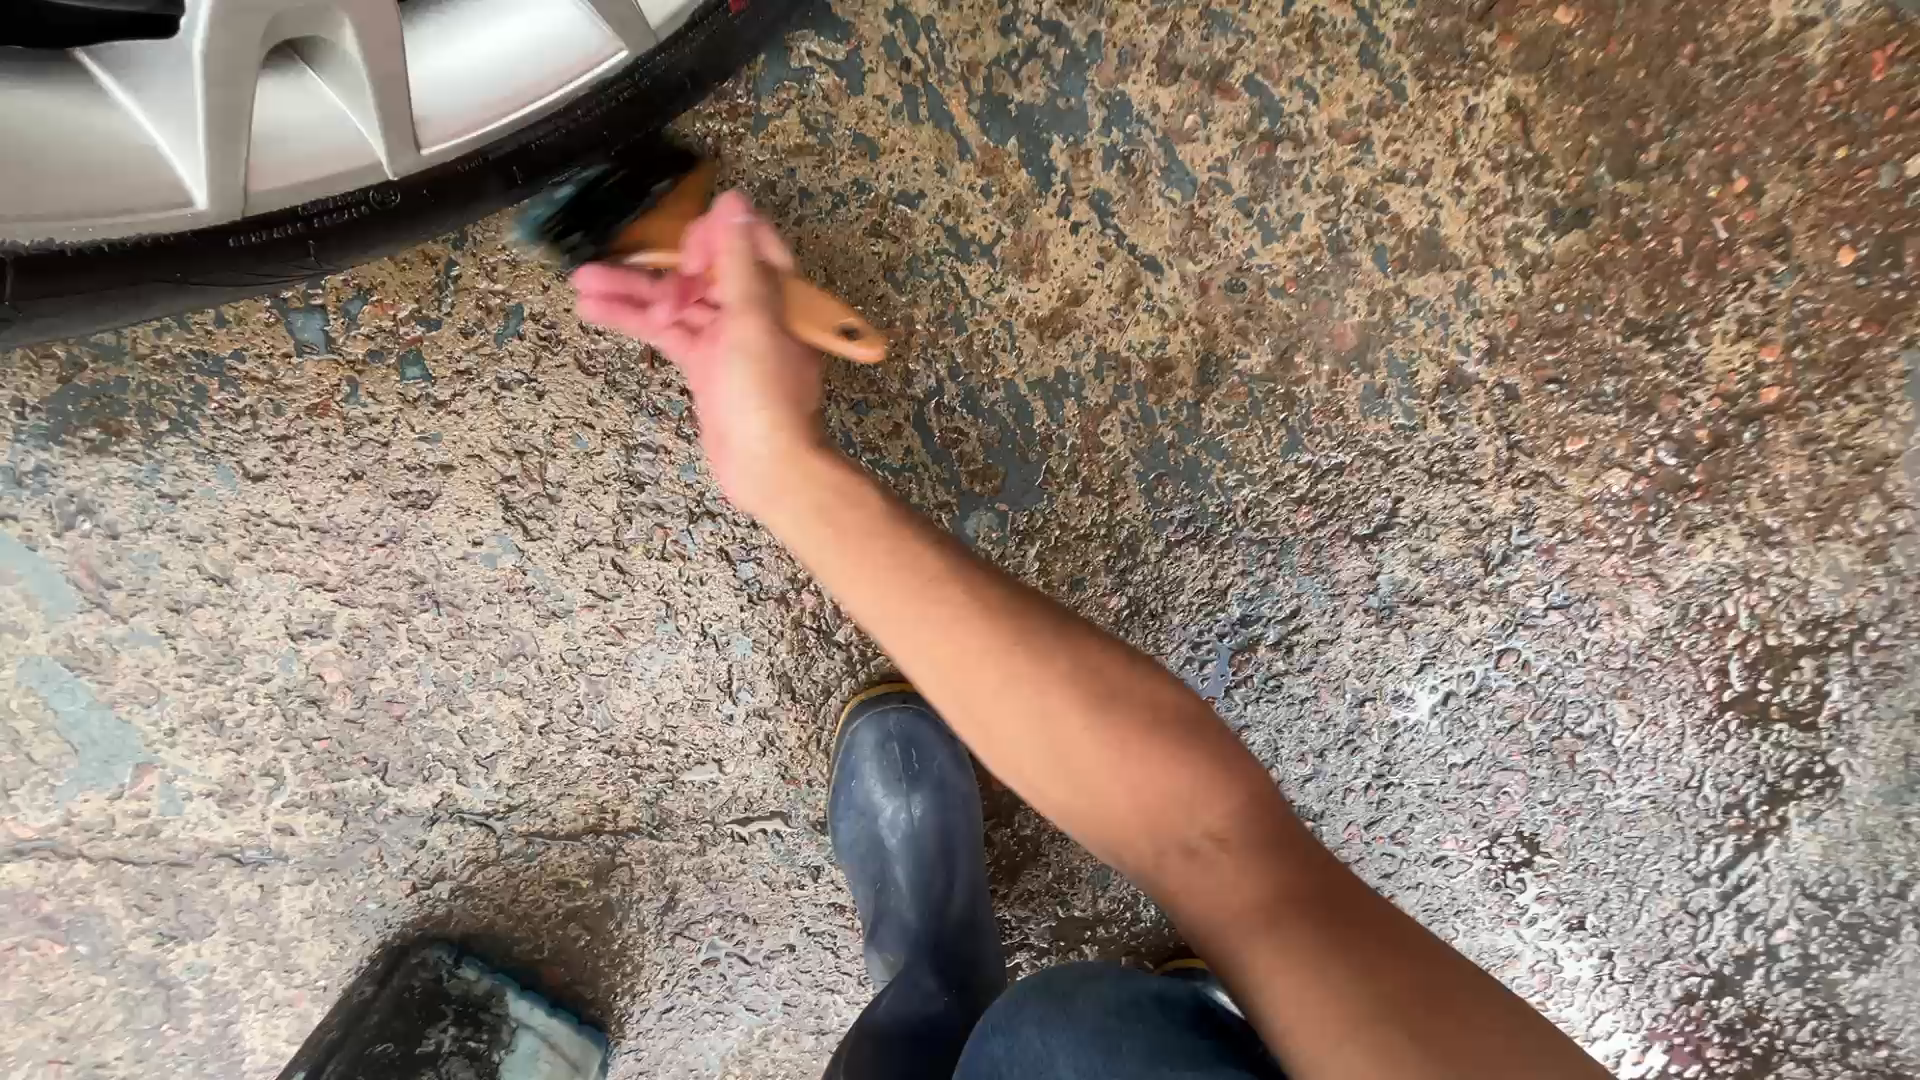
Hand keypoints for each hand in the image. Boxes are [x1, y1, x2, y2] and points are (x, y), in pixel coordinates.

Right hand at [572, 190, 832, 516]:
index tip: (688, 252)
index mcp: (777, 296)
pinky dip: (634, 321)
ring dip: (633, 291)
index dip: (713, 239)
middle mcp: (753, 313)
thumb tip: (735, 203)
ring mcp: (726, 340)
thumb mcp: (752, 321)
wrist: (766, 466)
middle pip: (703, 271)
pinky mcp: (703, 366)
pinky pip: (666, 333)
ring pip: (676, 303)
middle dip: (660, 266)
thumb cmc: (766, 397)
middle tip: (623, 269)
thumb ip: (740, 262)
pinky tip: (594, 308)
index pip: (746, 246)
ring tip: (580, 279)